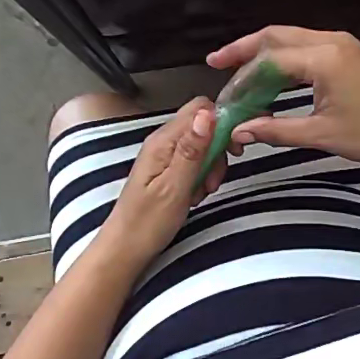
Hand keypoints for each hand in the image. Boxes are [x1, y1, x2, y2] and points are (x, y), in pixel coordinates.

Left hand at [91, 98, 227, 269]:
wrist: (125, 250)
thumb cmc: (147, 223)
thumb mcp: (174, 187)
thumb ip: (192, 150)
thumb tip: (207, 114)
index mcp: (163, 141)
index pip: (200, 108)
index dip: (222, 122)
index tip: (234, 149)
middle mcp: (163, 141)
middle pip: (203, 126)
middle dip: (218, 149)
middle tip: (215, 180)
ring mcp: (164, 155)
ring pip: (202, 146)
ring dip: (211, 167)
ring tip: (202, 192)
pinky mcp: (167, 170)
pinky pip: (194, 162)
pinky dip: (202, 177)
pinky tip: (195, 195)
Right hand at [206, 26, 359, 175]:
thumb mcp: (321, 135)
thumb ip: (275, 130)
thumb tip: (238, 132)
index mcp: (323, 57)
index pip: (268, 61)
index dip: (241, 80)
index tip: (225, 100)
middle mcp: (330, 40)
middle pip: (276, 36)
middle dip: (244, 49)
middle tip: (216, 63)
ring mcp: (343, 43)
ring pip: (292, 38)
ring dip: (264, 52)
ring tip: (238, 69)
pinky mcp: (350, 53)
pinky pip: (308, 46)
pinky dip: (285, 57)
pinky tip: (274, 74)